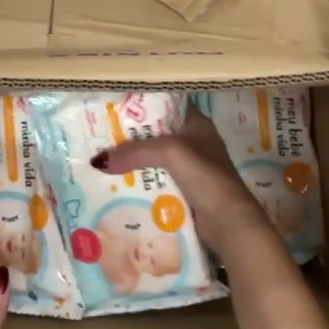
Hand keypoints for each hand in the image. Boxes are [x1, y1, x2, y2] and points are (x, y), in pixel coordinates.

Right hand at [91, 106, 275, 259]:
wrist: (231, 225)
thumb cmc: (206, 177)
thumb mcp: (170, 153)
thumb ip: (136, 151)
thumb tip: (98, 160)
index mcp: (197, 123)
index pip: (166, 104)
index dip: (143, 103)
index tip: (115, 103)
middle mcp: (194, 142)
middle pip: (156, 133)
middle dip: (132, 135)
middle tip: (101, 133)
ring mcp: (191, 169)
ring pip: (154, 159)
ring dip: (134, 161)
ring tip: (103, 158)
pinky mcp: (186, 193)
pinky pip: (156, 181)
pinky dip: (140, 182)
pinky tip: (118, 182)